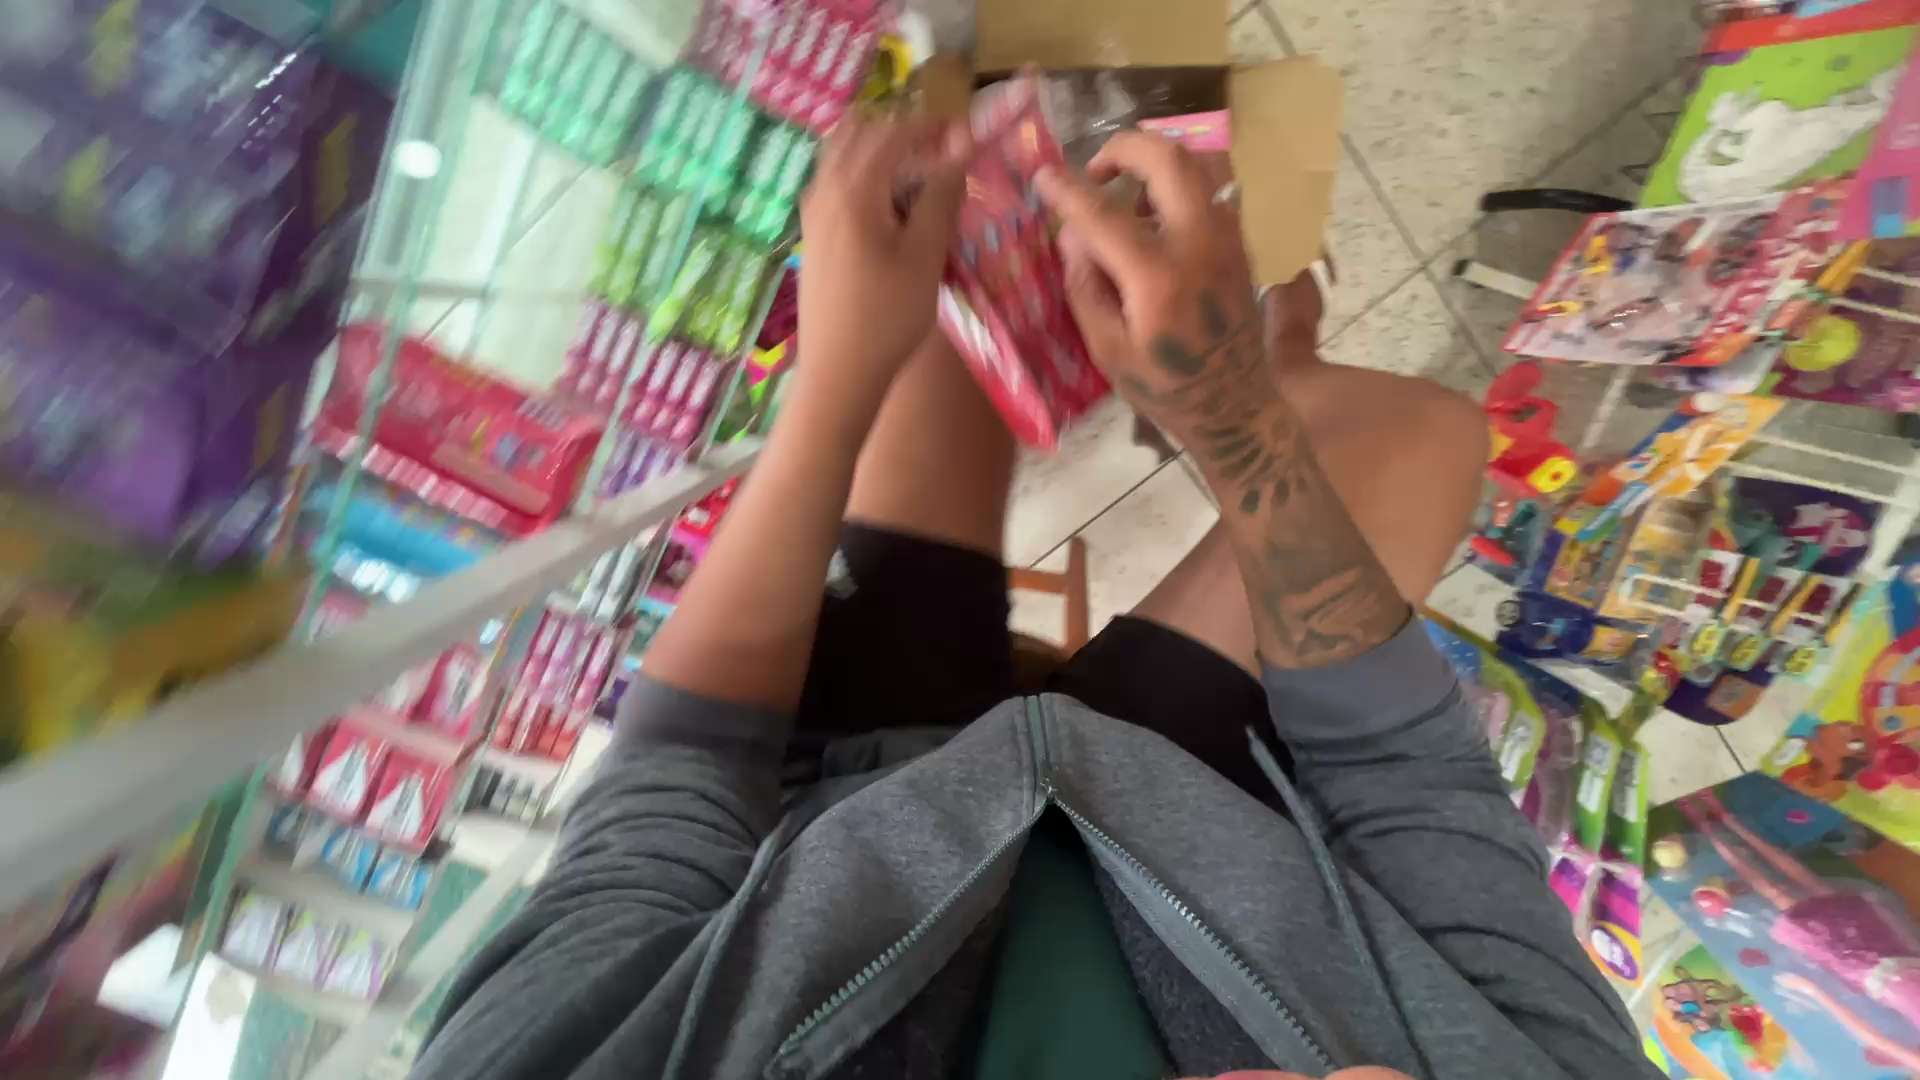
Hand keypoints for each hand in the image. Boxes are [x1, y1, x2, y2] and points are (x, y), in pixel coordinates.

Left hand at [798, 113, 970, 405]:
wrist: (839, 374)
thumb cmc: (888, 318)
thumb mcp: (925, 259)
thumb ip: (940, 200)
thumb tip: (957, 156)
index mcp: (854, 189)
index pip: (893, 132)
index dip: (930, 126)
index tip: (962, 135)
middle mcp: (824, 191)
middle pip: (859, 135)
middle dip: (901, 134)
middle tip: (939, 154)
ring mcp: (812, 216)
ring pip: (842, 160)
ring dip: (879, 156)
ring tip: (916, 181)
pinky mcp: (812, 240)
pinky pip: (834, 187)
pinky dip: (862, 180)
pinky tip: (887, 212)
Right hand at [1034, 134, 1276, 457]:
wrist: (1232, 402)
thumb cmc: (1163, 386)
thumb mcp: (1108, 351)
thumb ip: (1086, 288)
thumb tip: (1073, 235)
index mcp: (1159, 278)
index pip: (1105, 215)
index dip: (1068, 191)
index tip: (1044, 176)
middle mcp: (1200, 243)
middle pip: (1168, 158)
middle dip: (1124, 149)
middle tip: (1095, 172)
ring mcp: (1227, 237)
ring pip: (1200, 161)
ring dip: (1158, 162)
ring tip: (1129, 195)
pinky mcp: (1240, 242)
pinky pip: (1214, 186)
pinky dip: (1181, 182)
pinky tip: (1158, 216)